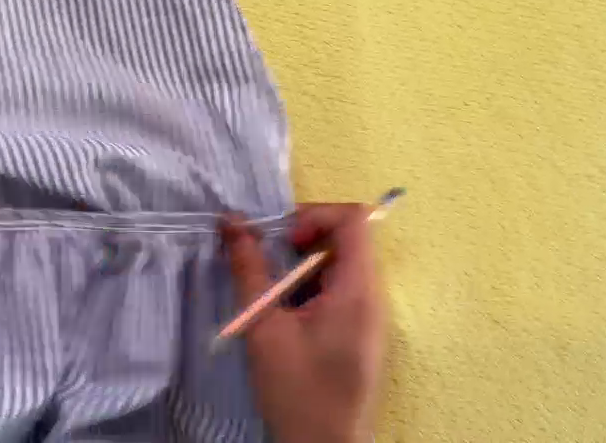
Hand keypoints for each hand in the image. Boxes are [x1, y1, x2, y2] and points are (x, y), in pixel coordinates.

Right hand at [219, 205, 386, 442]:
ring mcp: (371, 317)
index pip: (354, 219)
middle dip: (302, 237)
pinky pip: (342, 287)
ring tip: (274, 291)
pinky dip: (311, 284)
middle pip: (348, 237)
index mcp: (358, 292)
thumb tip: (231, 219)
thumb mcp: (263, 325)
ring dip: (303, 263)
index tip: (283, 240)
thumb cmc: (297, 391)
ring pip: (342, 261)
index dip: (315, 214)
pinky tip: (287, 312)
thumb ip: (248, 267)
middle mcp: (374, 298)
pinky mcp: (362, 333)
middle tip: (269, 261)